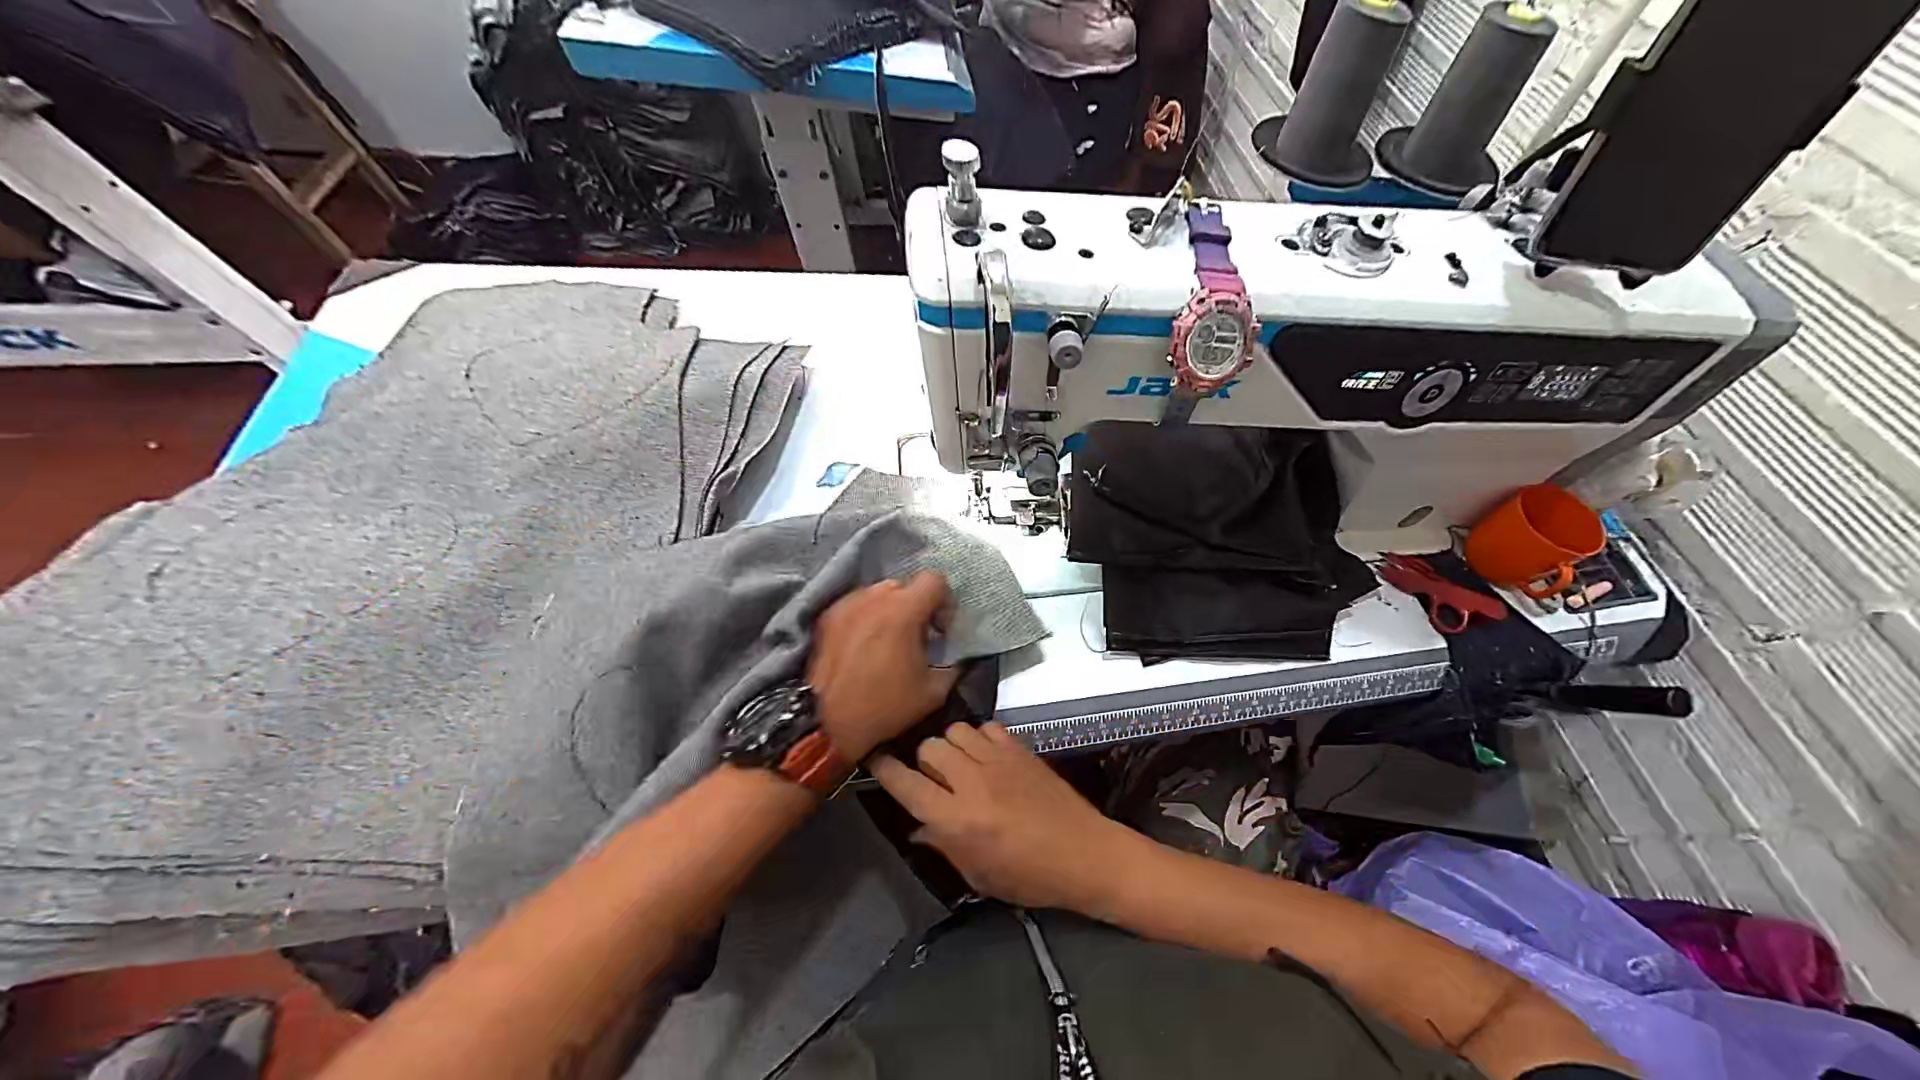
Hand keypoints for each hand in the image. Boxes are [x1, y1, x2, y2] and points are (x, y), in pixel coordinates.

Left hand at [809, 572, 960, 760]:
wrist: (827, 724)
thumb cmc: (884, 708)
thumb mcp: (934, 692)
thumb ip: (952, 665)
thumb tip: (956, 656)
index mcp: (903, 611)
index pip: (934, 580)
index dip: (944, 601)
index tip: (941, 628)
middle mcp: (873, 598)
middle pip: (905, 586)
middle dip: (915, 607)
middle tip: (916, 637)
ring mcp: (846, 605)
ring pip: (877, 594)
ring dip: (889, 610)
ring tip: (887, 642)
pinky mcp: (826, 617)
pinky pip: (855, 606)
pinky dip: (865, 618)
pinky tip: (863, 646)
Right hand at [870, 723, 1144, 911]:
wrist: (1085, 854)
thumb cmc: (1030, 876)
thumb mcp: (978, 876)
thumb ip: (942, 846)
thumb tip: (917, 826)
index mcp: (957, 820)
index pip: (907, 784)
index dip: (885, 770)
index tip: (875, 760)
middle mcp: (972, 783)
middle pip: (928, 748)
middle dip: (922, 761)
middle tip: (934, 779)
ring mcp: (997, 761)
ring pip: (954, 731)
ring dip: (950, 747)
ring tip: (960, 765)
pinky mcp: (1019, 749)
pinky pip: (985, 727)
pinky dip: (978, 738)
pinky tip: (986, 757)